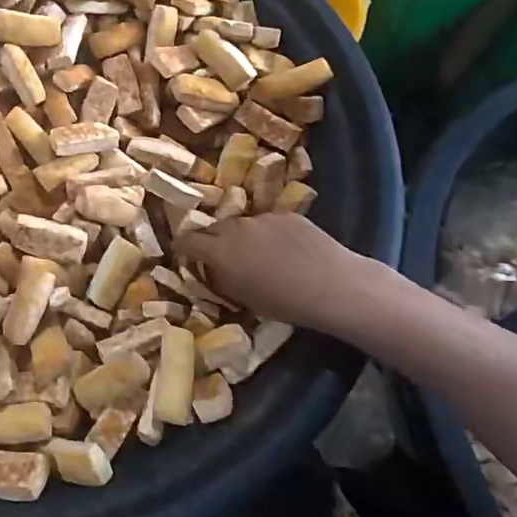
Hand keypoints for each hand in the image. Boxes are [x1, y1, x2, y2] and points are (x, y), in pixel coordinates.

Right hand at [175, 214, 387, 335]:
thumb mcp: (242, 298)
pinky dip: (269, 234)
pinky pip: (268, 223)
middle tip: (223, 258)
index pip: (186, 240)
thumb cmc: (284, 301)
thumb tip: (212, 269)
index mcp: (218, 250)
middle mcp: (235, 227)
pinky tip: (287, 250)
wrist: (333, 285)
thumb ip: (220, 278)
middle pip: (213, 228)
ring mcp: (263, 217)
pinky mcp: (287, 215)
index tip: (185, 255)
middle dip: (212, 240)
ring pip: (242, 224)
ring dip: (242, 236)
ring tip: (259, 254)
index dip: (183, 247)